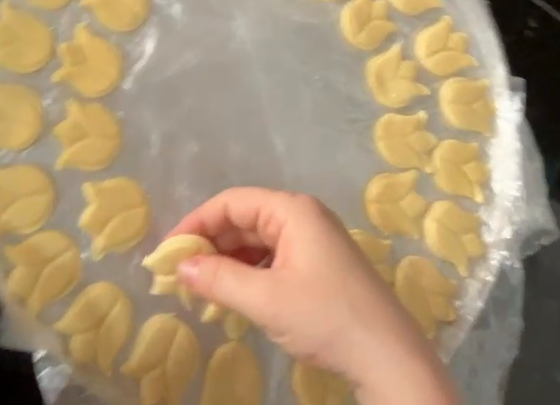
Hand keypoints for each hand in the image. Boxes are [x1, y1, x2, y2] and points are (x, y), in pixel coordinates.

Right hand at [171, 188, 456, 404]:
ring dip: (228, 262)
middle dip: (211, 245)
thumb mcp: (265, 300)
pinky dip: (249, 274)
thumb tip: (180, 267)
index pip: (232, 203)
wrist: (390, 358)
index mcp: (293, 210)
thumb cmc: (326, 317)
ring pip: (258, 242)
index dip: (196, 223)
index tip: (169, 252)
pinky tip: (234, 296)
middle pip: (244, 220)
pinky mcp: (321, 267)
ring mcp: (315, 241)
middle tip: (180, 274)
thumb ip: (218, 279)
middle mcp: (303, 217)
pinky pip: (274, 259)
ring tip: (201, 289)